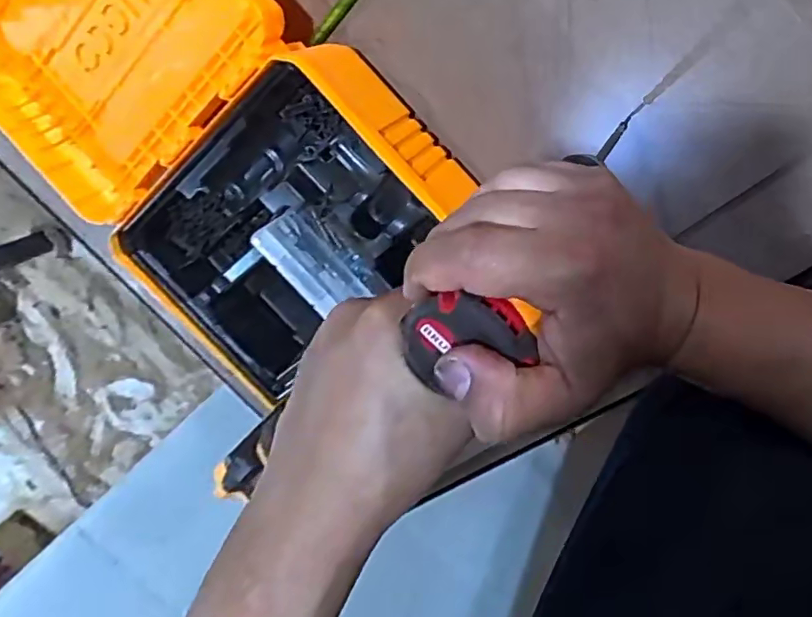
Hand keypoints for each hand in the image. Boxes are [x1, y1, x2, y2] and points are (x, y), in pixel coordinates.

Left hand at [261, 292, 471, 520]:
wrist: (312, 519)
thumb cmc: (381, 468)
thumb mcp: (462, 412)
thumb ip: (486, 366)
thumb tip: (500, 350)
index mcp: (383, 315)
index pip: (449, 292)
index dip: (472, 319)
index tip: (482, 345)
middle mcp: (351, 314)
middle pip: (418, 308)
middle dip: (439, 334)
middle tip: (454, 373)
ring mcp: (325, 338)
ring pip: (390, 329)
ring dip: (409, 349)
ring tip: (416, 396)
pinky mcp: (311, 364)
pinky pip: (362, 349)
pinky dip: (379, 367)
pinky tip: (386, 407)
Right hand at [404, 162, 704, 442]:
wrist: (672, 297)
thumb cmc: (613, 347)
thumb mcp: (559, 398)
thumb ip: (497, 402)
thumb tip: (449, 362)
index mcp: (563, 266)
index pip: (468, 253)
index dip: (427, 270)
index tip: (422, 295)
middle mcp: (571, 213)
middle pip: (474, 215)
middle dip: (442, 247)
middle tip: (441, 279)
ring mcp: (582, 184)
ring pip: (493, 187)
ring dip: (467, 219)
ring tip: (468, 252)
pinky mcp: (587, 171)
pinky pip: (520, 172)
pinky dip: (498, 197)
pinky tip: (502, 226)